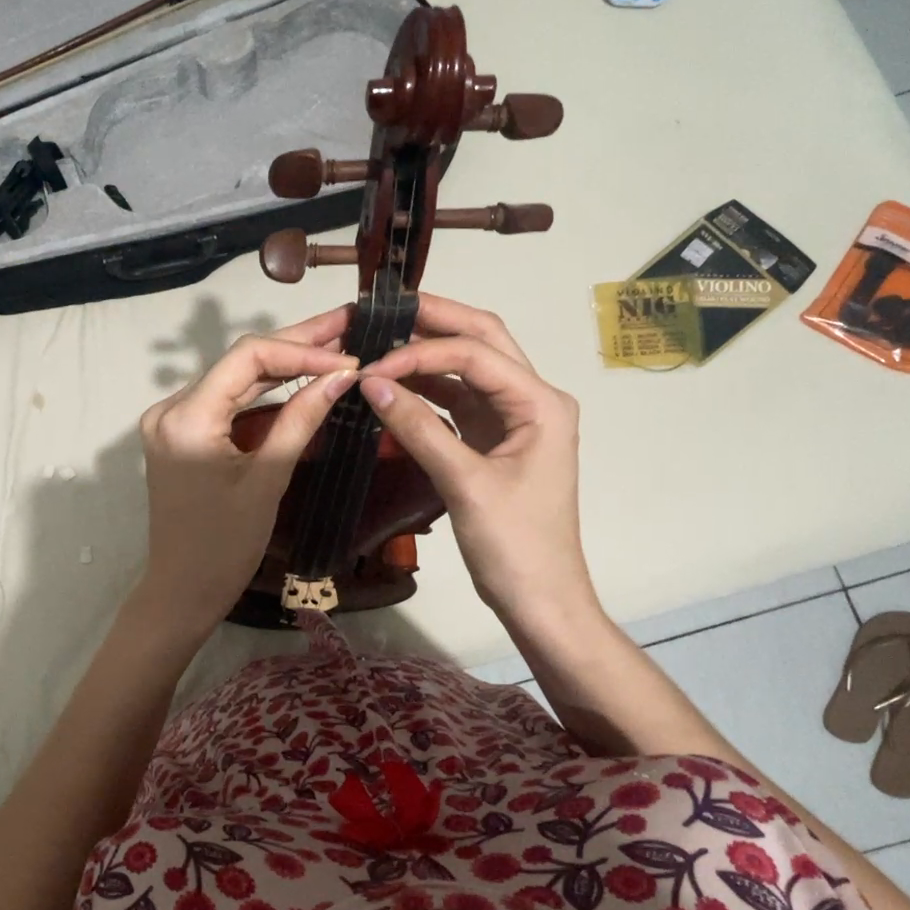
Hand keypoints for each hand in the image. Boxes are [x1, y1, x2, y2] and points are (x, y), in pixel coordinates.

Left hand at [136, 309, 358, 626]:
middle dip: (295, 346)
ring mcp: (170, 421)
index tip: (348, 356)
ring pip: (234, 380)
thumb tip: (343, 374)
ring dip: (282, 365)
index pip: (247, 356)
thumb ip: (301, 420)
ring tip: (333, 344)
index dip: (301, 350)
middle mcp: (169, 408)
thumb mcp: (267, 480)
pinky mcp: (179, 435)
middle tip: (347, 324)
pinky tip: (300, 377)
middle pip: (239, 362)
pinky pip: (225, 403)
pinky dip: (262, 393)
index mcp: (185, 416)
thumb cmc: (224, 546)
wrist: (182, 590)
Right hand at [357, 295, 597, 629]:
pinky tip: (392, 388)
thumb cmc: (513, 544)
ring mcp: (512, 420)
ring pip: (468, 368)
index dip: (420, 353)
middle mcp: (531, 400)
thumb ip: (418, 428)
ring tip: (377, 346)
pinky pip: (457, 401)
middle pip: (482, 341)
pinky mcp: (494, 441)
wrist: (539, 597)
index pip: (474, 354)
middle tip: (380, 312)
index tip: (370, 368)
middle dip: (434, 322)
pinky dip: (426, 391)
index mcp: (539, 403)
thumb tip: (370, 383)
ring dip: (426, 356)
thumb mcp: (464, 484)